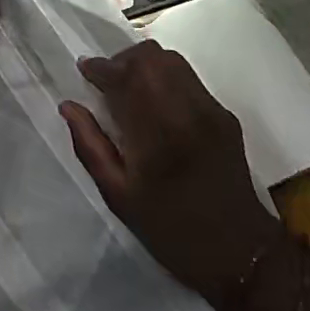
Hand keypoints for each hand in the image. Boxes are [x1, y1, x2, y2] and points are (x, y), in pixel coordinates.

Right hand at [59, 42, 280, 310]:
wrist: (241, 254)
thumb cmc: (170, 228)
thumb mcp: (118, 196)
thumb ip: (89, 145)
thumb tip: (68, 105)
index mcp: (156, 132)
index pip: (123, 75)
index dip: (99, 67)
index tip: (85, 72)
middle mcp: (186, 110)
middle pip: (149, 57)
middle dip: (121, 60)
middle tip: (107, 82)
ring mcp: (210, 109)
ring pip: (171, 59)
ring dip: (144, 64)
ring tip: (130, 88)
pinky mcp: (225, 114)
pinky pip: (188, 77)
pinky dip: (165, 77)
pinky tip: (157, 103)